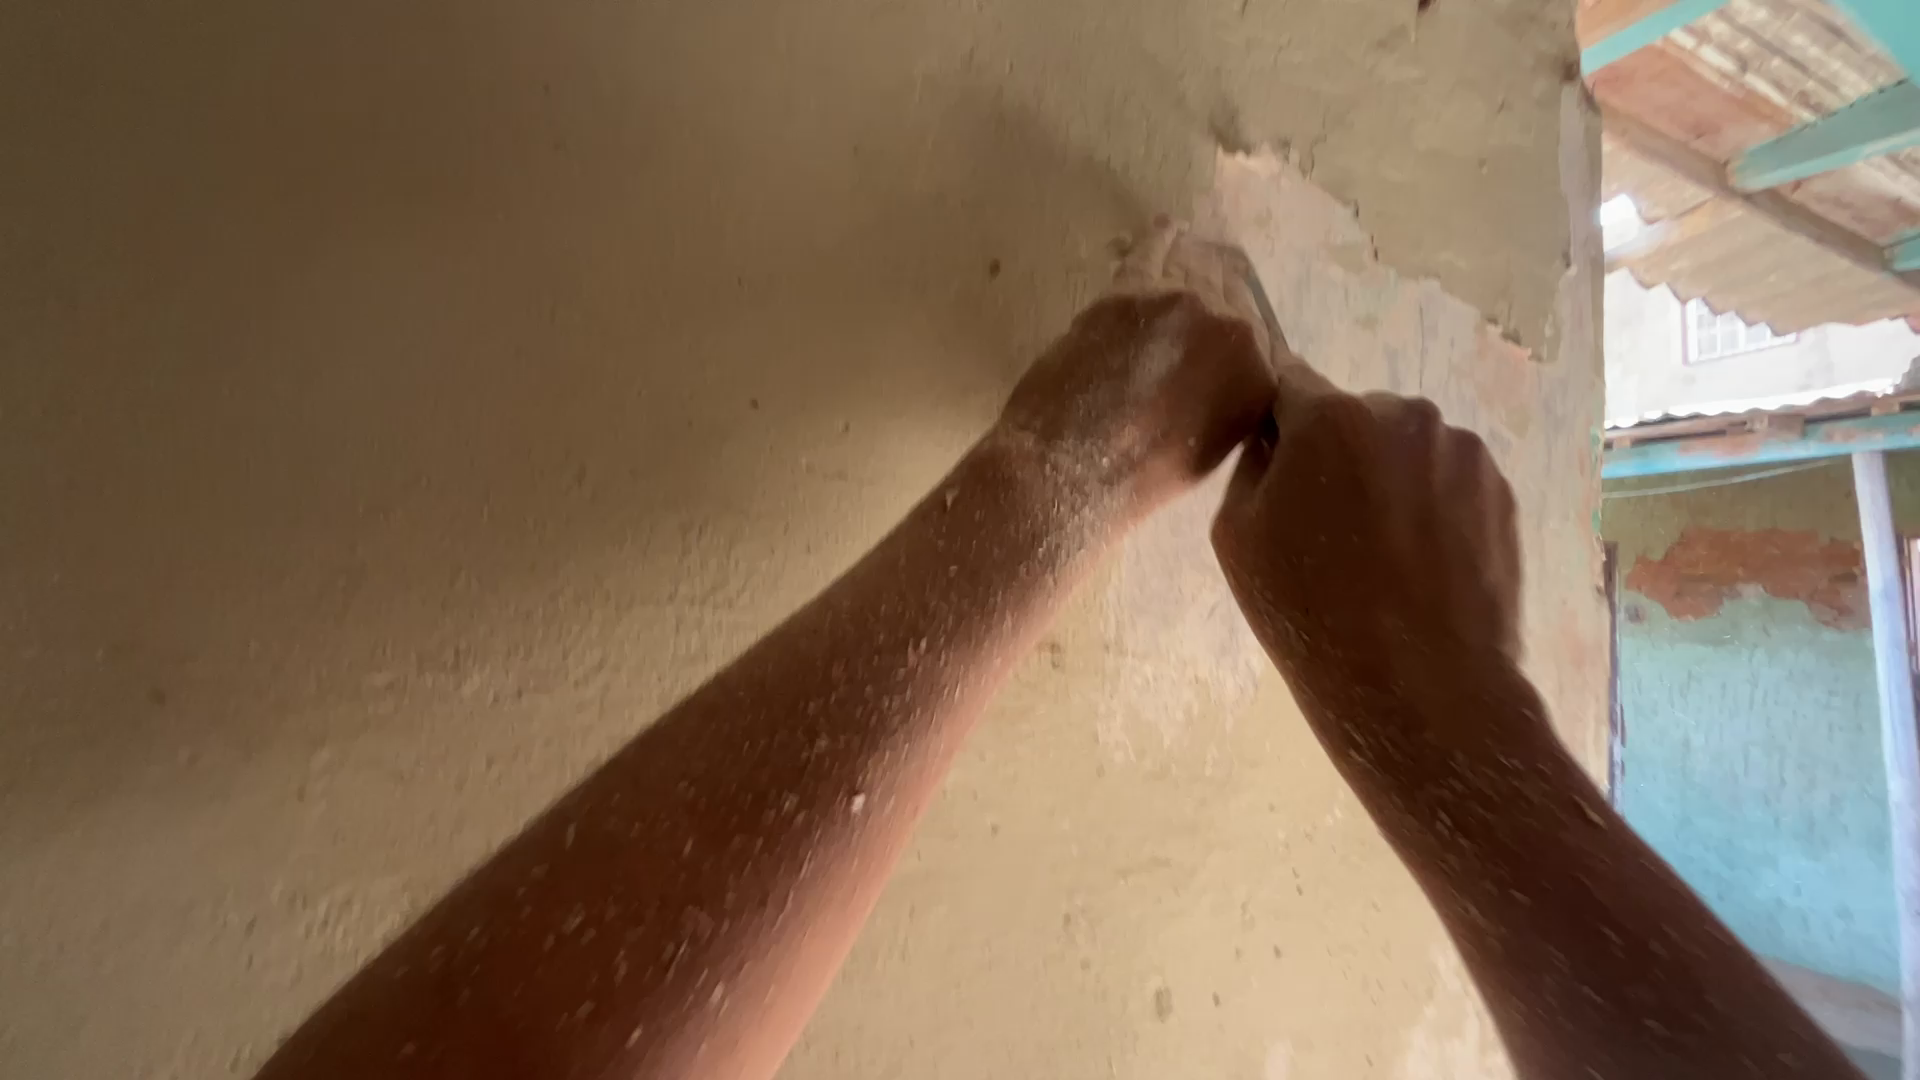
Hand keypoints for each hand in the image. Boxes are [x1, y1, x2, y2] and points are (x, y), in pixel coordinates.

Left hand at [994, 219, 1277, 519]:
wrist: (1067, 471)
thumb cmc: (1133, 480)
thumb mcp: (1205, 449)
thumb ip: (1227, 400)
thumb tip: (1216, 371)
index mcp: (1263, 378)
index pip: (1260, 336)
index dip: (1235, 334)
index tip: (1215, 336)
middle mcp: (1236, 329)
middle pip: (1233, 292)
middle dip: (1215, 299)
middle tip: (1189, 311)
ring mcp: (1186, 303)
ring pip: (1198, 266)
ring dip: (1188, 269)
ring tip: (1179, 268)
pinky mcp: (1134, 289)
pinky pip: (1156, 248)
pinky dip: (1159, 241)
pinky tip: (1165, 232)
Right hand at [1211, 366, 1522, 711]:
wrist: (1414, 680)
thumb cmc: (1304, 605)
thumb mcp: (1235, 533)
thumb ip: (1252, 465)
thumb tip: (1275, 442)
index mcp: (1330, 417)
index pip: (1290, 384)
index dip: (1276, 418)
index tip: (1271, 454)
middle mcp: (1404, 413)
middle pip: (1350, 415)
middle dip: (1333, 451)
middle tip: (1323, 520)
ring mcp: (1462, 449)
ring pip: (1401, 445)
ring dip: (1382, 475)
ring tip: (1377, 547)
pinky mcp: (1502, 489)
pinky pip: (1444, 476)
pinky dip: (1425, 502)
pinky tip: (1415, 558)